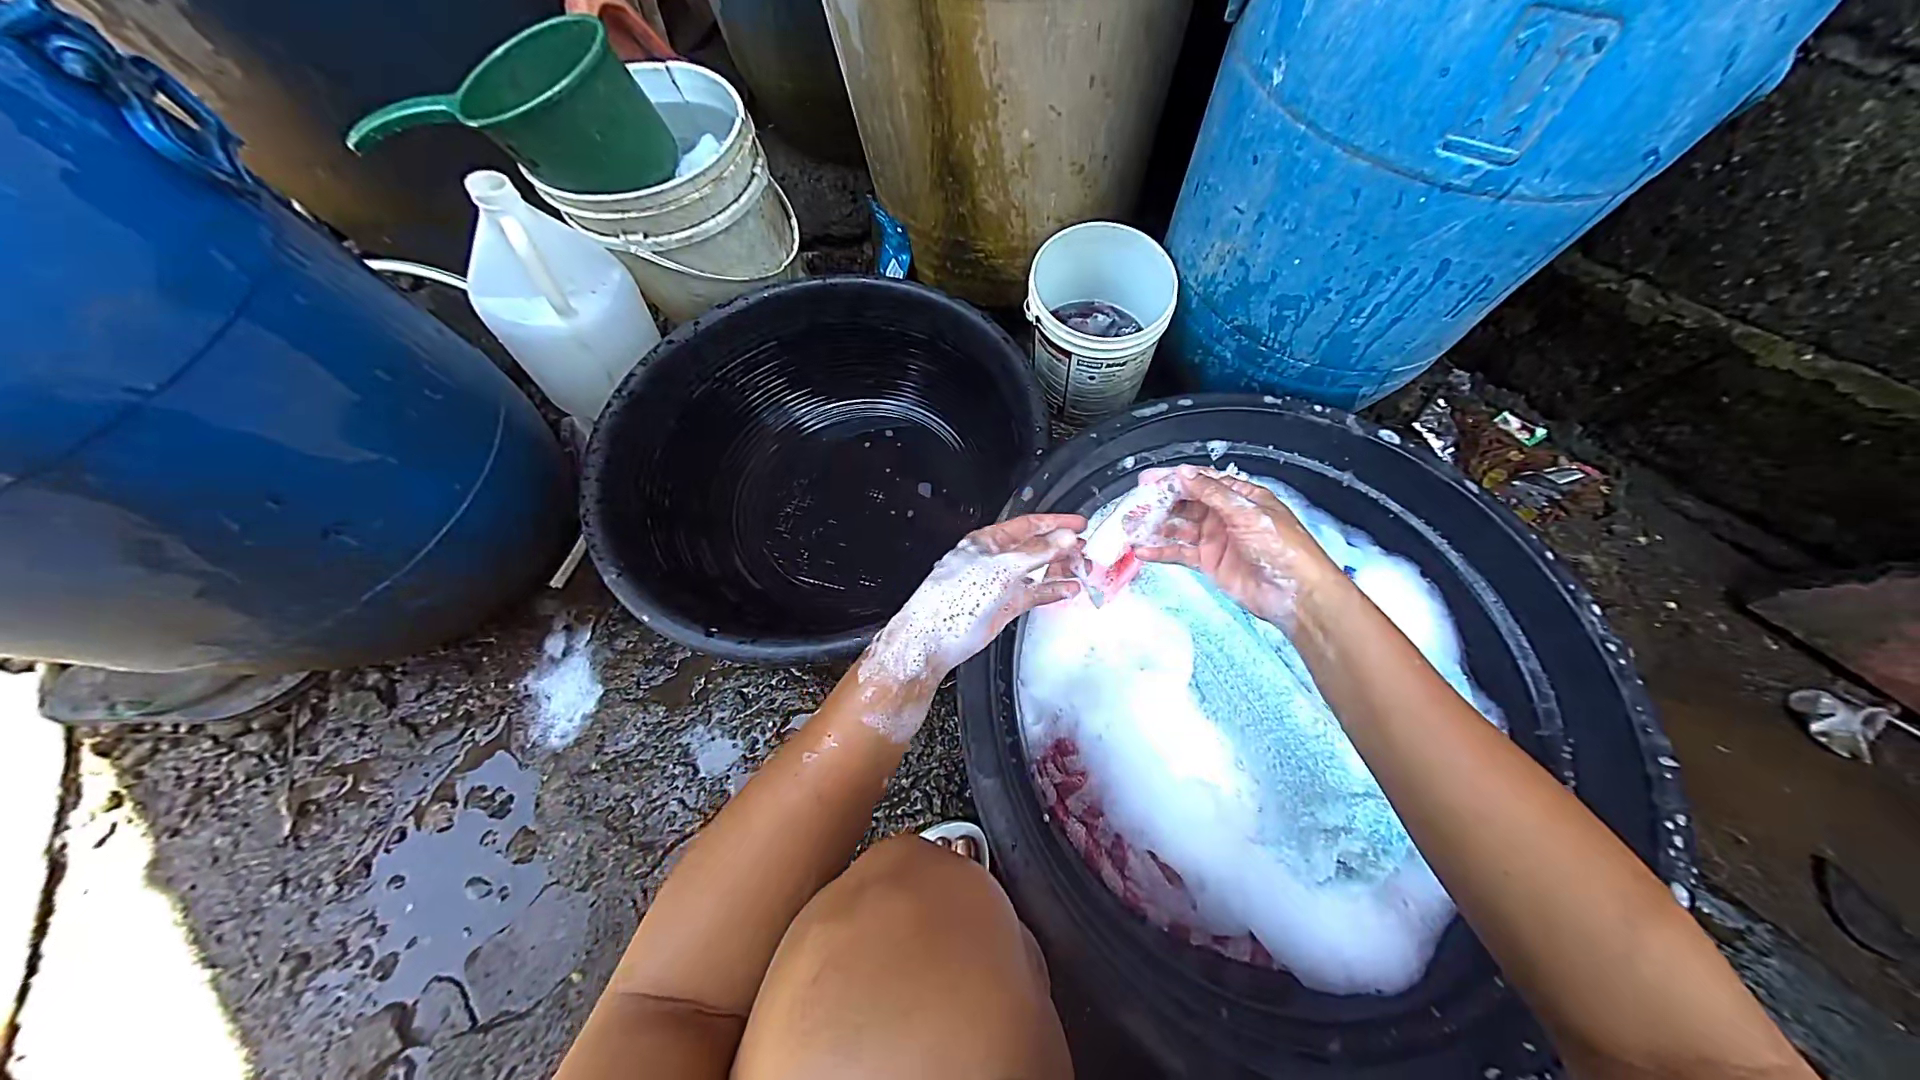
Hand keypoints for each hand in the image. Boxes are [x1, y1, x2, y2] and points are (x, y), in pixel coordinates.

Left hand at [856, 514, 1085, 728]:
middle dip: (1061, 546)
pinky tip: (1068, 590)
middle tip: (1085, 549)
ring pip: (1036, 571)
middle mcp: (994, 560)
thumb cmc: (951, 601)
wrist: (932, 639)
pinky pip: (1033, 593)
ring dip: (1060, 569)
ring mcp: (999, 584)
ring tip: (1082, 568)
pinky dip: (1052, 591)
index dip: (1055, 522)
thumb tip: (1062, 538)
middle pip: (1035, 547)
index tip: (1079, 524)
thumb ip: (1035, 553)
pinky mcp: (1003, 606)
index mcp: (988, 542)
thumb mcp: (1000, 569)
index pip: (1027, 525)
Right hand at [1133, 465, 1340, 629]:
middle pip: (1184, 503)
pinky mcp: (1210, 562)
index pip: (1200, 481)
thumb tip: (1185, 474)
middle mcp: (1225, 515)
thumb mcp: (1248, 514)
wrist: (1296, 594)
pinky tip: (1144, 551)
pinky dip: (1161, 552)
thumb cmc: (1285, 550)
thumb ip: (1213, 493)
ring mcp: (1215, 538)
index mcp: (1239, 496)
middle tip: (1135, 505)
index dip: (1174, 480)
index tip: (1148, 481)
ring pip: (1178, 527)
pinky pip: (1180, 553)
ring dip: (1156, 527)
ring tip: (1133, 527)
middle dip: (1159, 503)